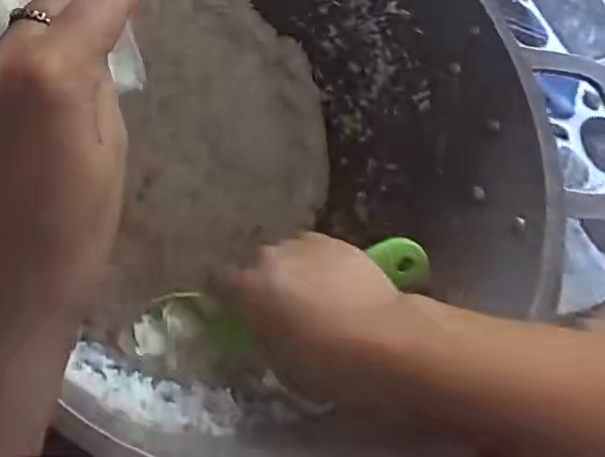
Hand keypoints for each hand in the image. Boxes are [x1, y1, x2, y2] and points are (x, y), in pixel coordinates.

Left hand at [0, 0, 150, 320]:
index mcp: (49, 74)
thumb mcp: (108, 153)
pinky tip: (30, 52)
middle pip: (46, 4)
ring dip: (45, 9)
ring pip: (10, 23)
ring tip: (72, 6)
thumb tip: (92, 51)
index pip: (94, 10)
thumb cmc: (71, 236)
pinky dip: (14, 43)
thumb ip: (97, 85)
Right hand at [213, 233, 406, 402]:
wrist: (387, 336)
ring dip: (289, 271)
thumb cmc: (330, 364)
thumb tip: (256, 327)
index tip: (233, 309)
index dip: (223, 294)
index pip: (216, 279)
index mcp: (247, 286)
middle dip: (260, 282)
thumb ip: (260, 337)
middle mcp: (266, 255)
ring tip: (311, 296)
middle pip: (253, 264)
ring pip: (284, 255)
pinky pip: (311, 251)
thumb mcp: (281, 365)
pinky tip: (335, 287)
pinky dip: (316, 265)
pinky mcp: (330, 239)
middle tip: (278, 307)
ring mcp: (299, 242)